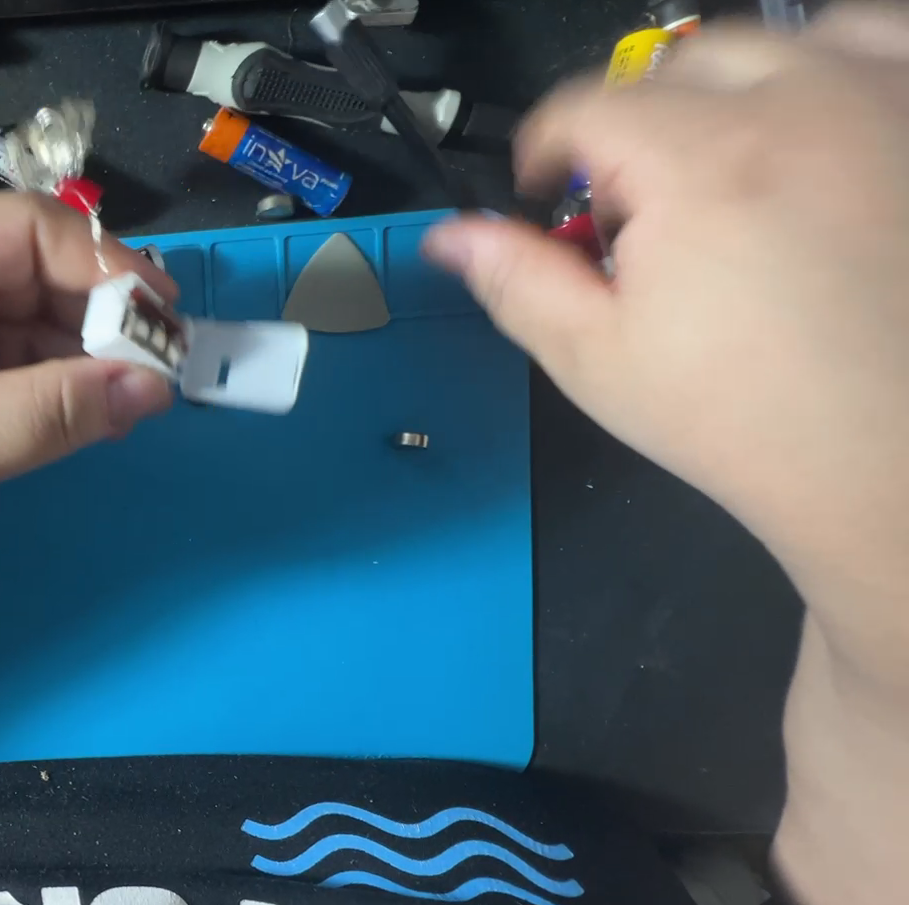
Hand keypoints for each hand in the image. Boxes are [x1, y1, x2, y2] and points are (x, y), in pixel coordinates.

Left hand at [0, 193, 176, 571]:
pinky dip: (45, 383)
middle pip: (34, 273)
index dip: (106, 268)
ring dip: (77, 358)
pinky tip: (80, 413)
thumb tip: (155, 387)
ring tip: (124, 404)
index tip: (161, 321)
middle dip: (97, 321)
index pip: (30, 231)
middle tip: (152, 374)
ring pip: (25, 320)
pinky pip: (4, 358)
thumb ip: (61, 410)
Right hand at [424, 6, 908, 650]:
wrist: (884, 452)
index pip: (589, 104)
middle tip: (615, 188)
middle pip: (685, 61)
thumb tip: (452, 237)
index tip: (537, 188)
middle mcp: (814, 111)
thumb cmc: (741, 410)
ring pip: (805, 33)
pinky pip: (900, 47)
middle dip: (628, 115)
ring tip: (714, 151)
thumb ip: (512, 277)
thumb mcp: (586, 351)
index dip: (540, 147)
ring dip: (736, 81)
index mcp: (704, 167)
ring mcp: (901, 109)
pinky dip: (845, 68)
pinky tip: (816, 130)